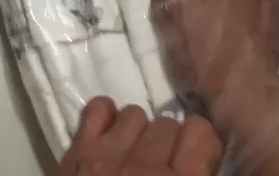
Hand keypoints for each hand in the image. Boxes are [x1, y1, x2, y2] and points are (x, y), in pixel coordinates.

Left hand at [57, 97, 221, 175]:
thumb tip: (203, 161)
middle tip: (165, 168)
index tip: (198, 161)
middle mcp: (146, 164)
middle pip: (167, 123)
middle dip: (168, 144)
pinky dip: (104, 120)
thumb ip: (196, 172)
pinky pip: (97, 109)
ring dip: (137, 134)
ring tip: (135, 159)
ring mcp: (106, 155)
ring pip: (134, 114)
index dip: (202, 146)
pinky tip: (108, 140)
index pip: (201, 132)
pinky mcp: (75, 152)